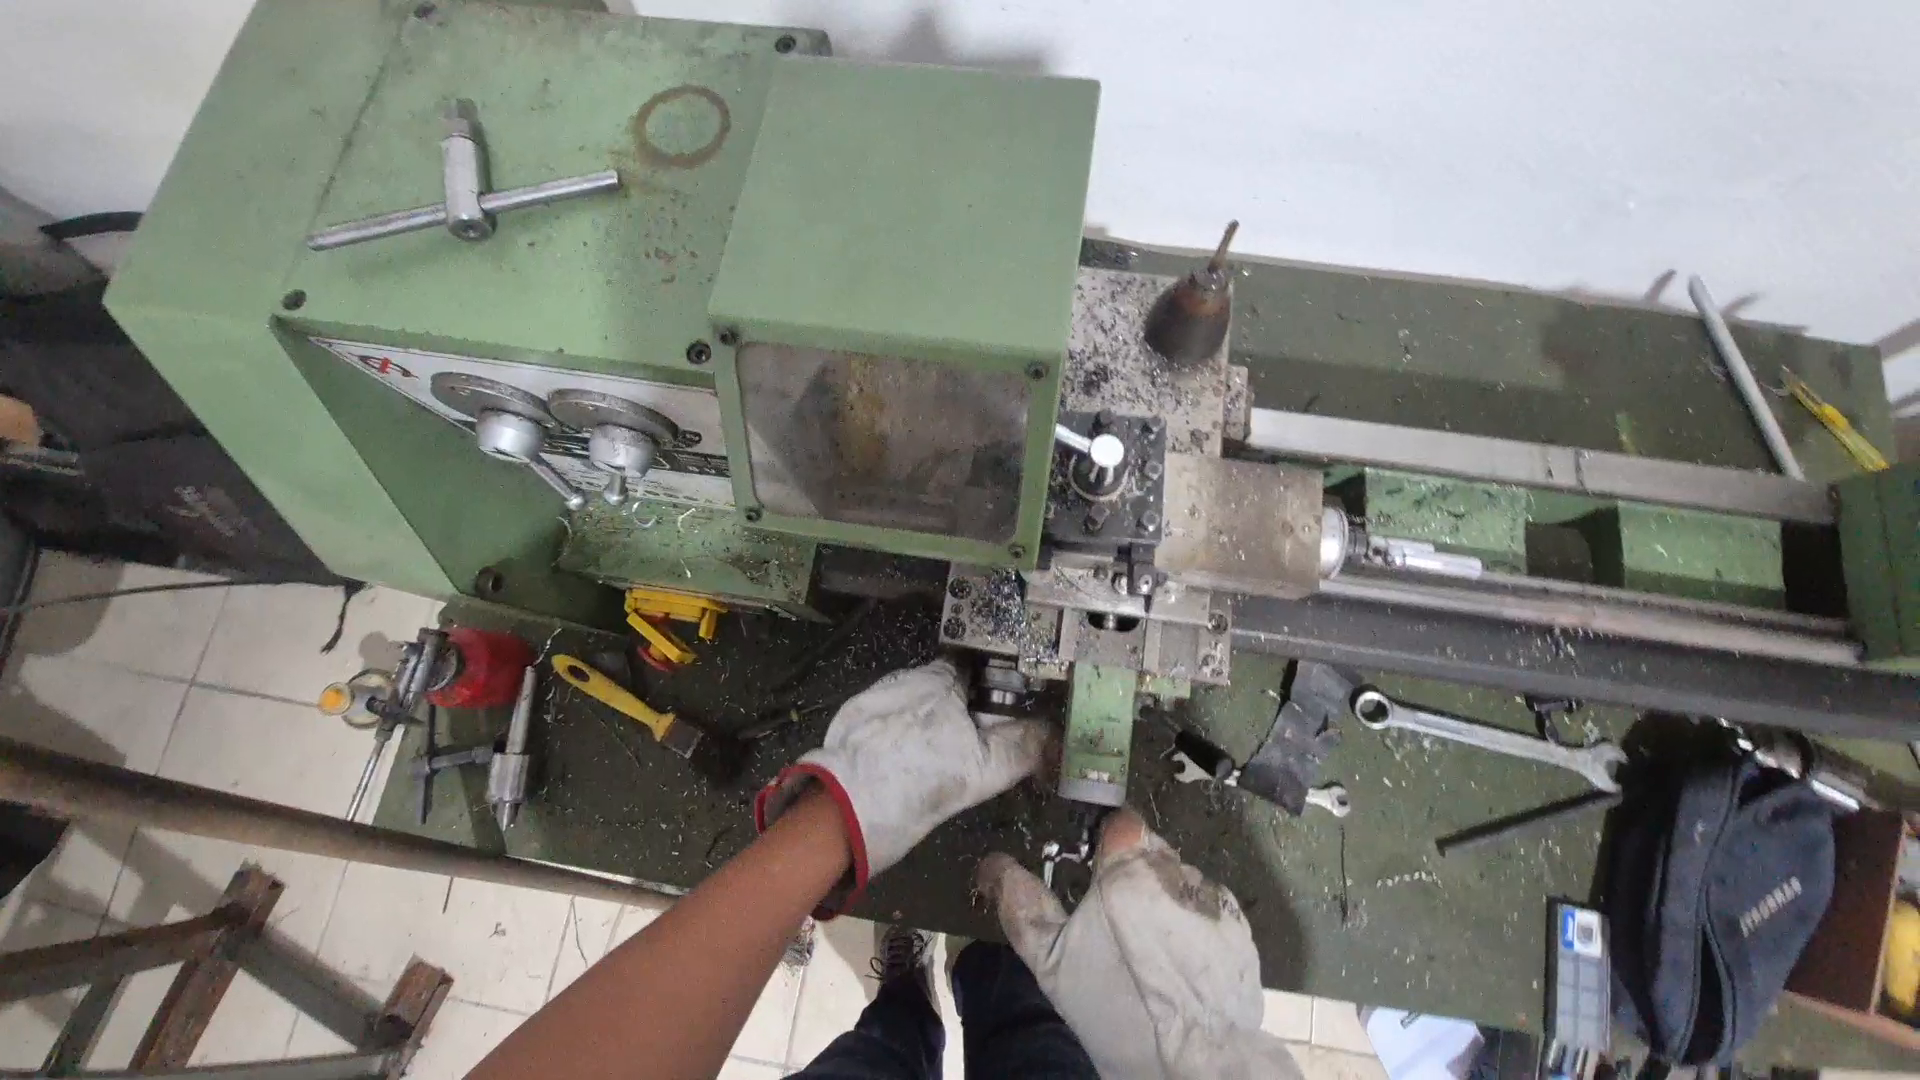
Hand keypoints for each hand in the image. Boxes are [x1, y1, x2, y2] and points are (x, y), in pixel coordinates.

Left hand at [756, 659, 1048, 915]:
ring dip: (924, 723)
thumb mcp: (981, 772)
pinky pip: (886, 718)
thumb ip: (1022, 748)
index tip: (994, 717)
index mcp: (941, 679)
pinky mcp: (852, 715)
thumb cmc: (918, 783)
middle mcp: (907, 675)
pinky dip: (896, 734)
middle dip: (956, 710)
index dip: (989, 692)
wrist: (843, 806)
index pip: (975, 671)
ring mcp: (875, 694)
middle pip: (943, 686)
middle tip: (963, 747)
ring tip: (929, 759)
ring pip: (913, 702)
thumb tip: (1056, 736)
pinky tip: (900, 762)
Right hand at [977, 809, 1302, 1079]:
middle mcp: (1175, 872)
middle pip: (1150, 848)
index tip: (1097, 868)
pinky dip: (1192, 920)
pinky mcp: (1239, 927)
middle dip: (1133, 871)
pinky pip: (1206, 905)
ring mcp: (1211, 899)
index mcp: (1127, 872)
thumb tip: (993, 864)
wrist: (1193, 1066)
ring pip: (1179, 876)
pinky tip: (1180, 959)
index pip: (1121, 821)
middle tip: (1116, 918)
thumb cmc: (1116, 1009)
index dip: (1107, 841)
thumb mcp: (1052, 964)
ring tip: (1150, 945)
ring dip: (1164, 894)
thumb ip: (1022, 904)